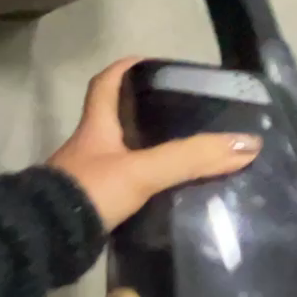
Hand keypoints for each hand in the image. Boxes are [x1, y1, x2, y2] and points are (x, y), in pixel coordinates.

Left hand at [47, 57, 260, 229]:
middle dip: (148, 111)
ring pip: (123, 150)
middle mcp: (89, 145)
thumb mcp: (141, 171)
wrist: (49, 233)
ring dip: (152, 147)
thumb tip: (247, 143)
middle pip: (117, 117)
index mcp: (94, 127)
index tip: (152, 63)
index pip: (104, 85)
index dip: (124, 69)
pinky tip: (172, 186)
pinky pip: (126, 179)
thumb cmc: (90, 190)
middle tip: (189, 112)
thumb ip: (189, 158)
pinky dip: (148, 178)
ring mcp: (89, 173)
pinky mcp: (95, 198)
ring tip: (192, 149)